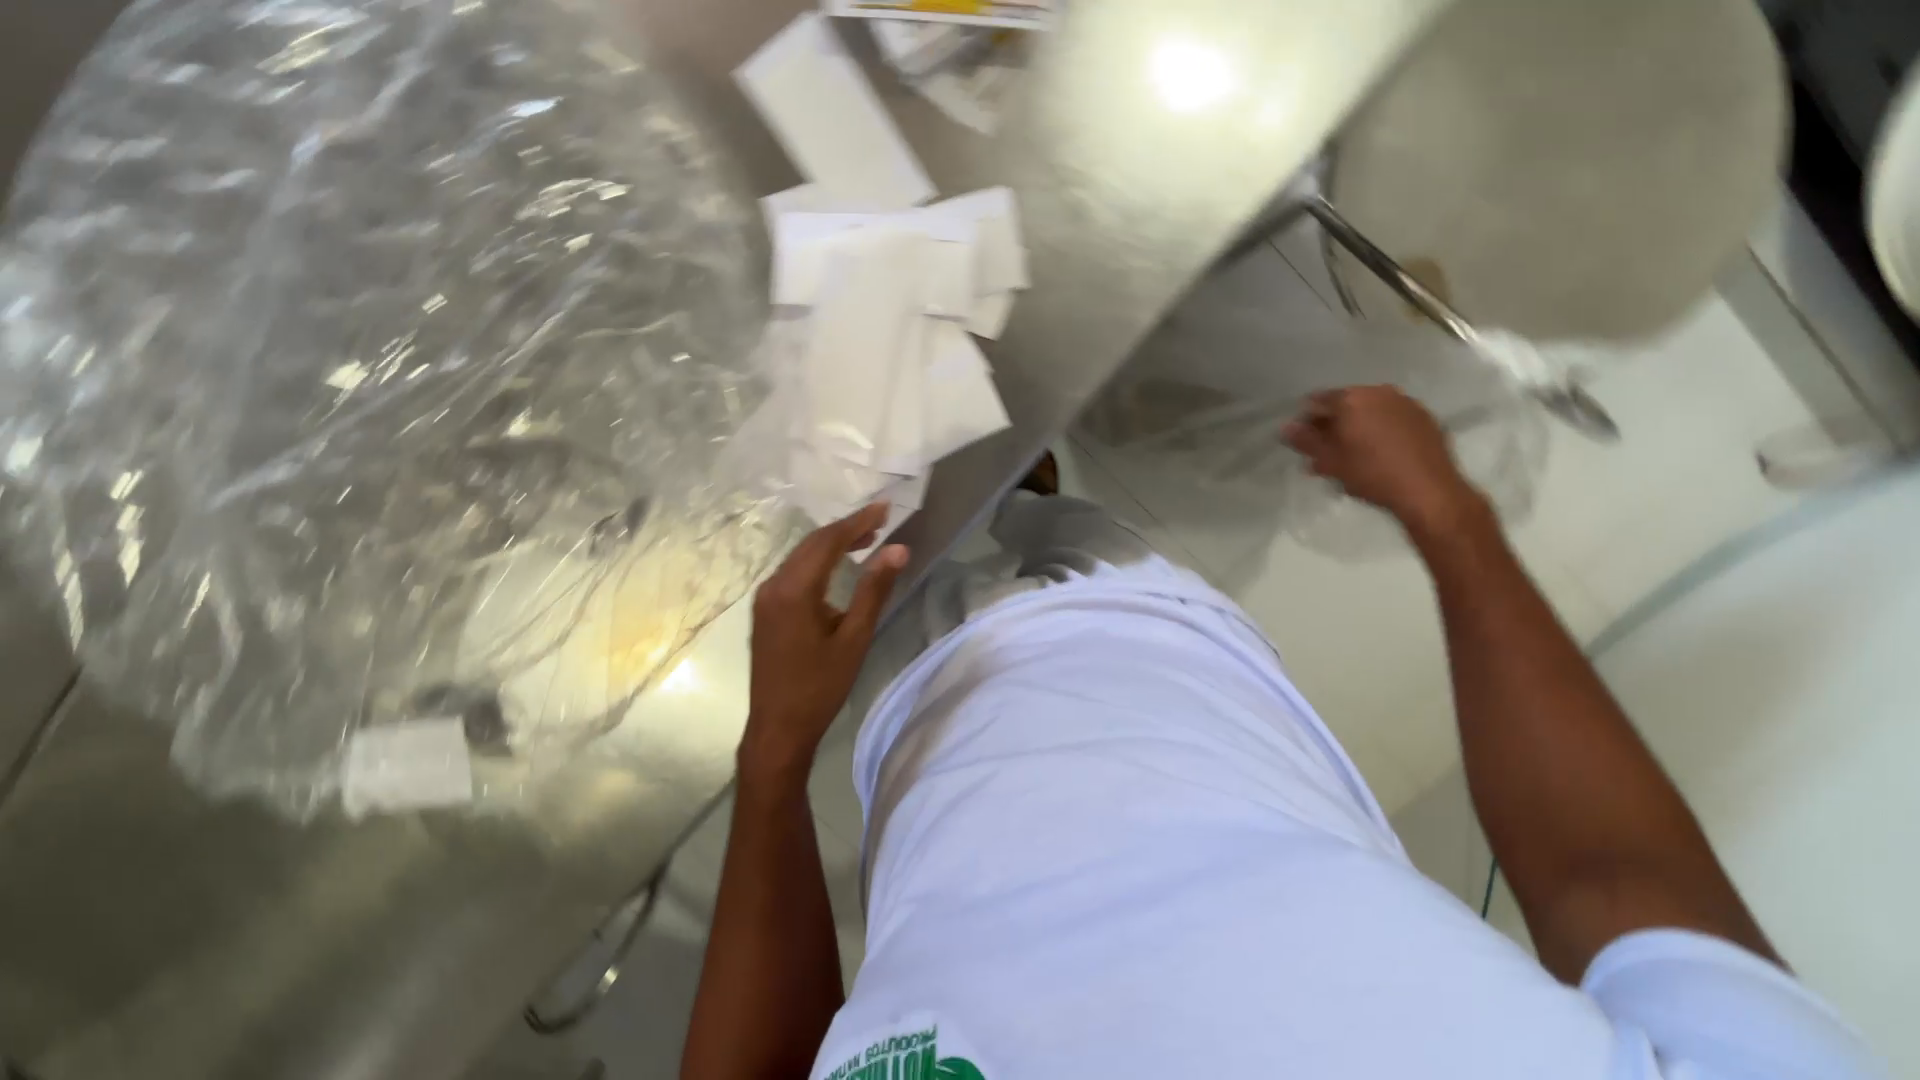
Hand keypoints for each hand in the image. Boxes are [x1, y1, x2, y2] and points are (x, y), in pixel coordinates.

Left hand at [740, 503, 907, 780]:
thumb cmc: (820, 687)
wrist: (777, 728)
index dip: (858, 522)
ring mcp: (764, 599)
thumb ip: (874, 590)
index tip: (885, 508)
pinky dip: (817, 563)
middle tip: (881, 521)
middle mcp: (773, 586)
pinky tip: (837, 569)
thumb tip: (898, 549)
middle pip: (811, 544)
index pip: (828, 541)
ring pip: (800, 557)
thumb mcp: (854, 639)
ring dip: (831, 545)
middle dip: (846, 529)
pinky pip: (792, 573)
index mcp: (794, 589)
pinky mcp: (764, 612)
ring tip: (866, 541)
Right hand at [1282, 385, 1485, 535]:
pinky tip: (1380, 454)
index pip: (1318, 402)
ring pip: (1371, 412)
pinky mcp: (1425, 418)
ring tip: (1353, 456)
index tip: (1305, 442)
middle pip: (1346, 404)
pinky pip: (1393, 419)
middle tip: (1327, 452)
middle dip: (1334, 425)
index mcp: (1352, 398)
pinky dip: (1381, 431)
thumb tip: (1285, 427)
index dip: (1307, 421)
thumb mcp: (1330, 461)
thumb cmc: (1371, 474)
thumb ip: (1305, 440)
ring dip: (1358, 428)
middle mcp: (1379, 392)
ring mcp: (1406, 403)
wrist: (1428, 490)